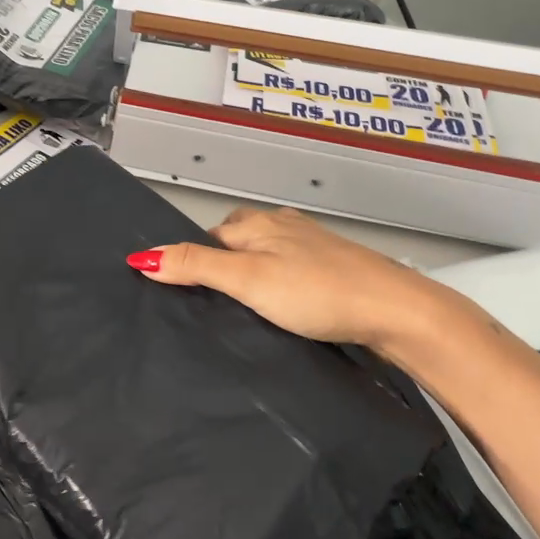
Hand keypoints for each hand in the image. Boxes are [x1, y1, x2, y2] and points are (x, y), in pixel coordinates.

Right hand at [126, 206, 487, 355]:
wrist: (398, 312)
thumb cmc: (320, 292)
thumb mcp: (247, 280)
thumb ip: (196, 267)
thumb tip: (141, 257)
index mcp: (257, 223)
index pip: (206, 237)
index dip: (191, 263)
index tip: (181, 294)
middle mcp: (282, 226)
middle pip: (233, 244)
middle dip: (219, 270)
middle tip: (211, 310)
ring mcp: (310, 247)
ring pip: (262, 258)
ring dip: (249, 280)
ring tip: (243, 315)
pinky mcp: (332, 270)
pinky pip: (287, 273)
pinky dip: (276, 289)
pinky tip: (281, 314)